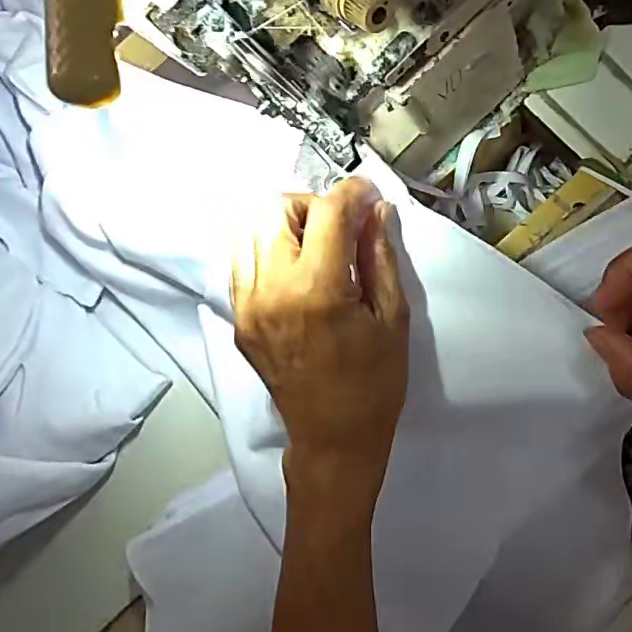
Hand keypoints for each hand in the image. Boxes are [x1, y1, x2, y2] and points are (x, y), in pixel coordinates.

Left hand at [232, 177, 409, 505]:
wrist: (332, 439)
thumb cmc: (374, 383)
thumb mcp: (392, 317)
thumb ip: (380, 256)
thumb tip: (377, 210)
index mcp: (318, 291)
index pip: (329, 212)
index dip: (353, 192)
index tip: (368, 194)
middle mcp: (273, 291)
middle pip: (278, 209)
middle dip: (314, 205)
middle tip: (341, 225)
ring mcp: (248, 305)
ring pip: (254, 230)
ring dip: (288, 224)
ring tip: (318, 247)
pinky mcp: (239, 319)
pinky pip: (244, 261)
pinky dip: (269, 250)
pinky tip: (296, 268)